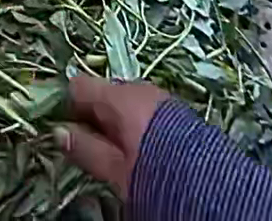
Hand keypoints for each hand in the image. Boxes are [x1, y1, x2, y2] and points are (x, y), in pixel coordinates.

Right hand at [57, 75, 169, 196]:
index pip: (80, 86)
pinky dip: (134, 122)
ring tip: (115, 151)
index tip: (64, 129)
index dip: (68, 106)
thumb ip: (86, 149)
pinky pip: (143, 107)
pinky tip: (138, 147)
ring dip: (114, 120)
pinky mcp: (173, 109)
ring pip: (123, 100)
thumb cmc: (156, 175)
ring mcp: (157, 96)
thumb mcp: (116, 169)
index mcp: (118, 96)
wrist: (213, 186)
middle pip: (102, 92)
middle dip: (93, 115)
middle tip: (89, 146)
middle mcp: (137, 87)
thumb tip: (58, 132)